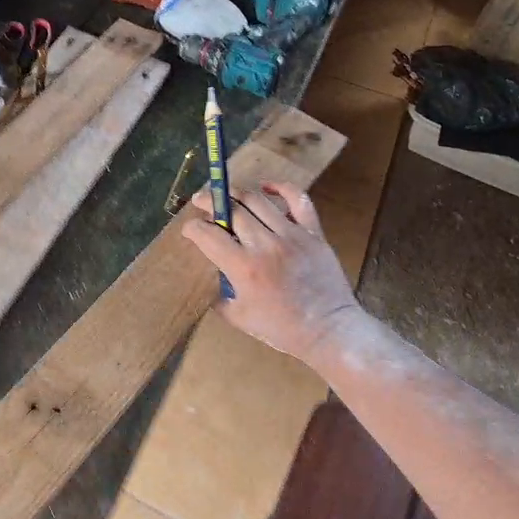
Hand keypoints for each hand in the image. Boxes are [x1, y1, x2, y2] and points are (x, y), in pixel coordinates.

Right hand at [180, 183, 363, 360]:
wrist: (329, 331)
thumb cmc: (282, 329)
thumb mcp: (238, 317)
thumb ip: (218, 296)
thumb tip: (210, 279)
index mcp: (243, 267)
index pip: (207, 234)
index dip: (192, 228)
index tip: (189, 229)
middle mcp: (264, 244)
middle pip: (230, 210)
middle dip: (208, 202)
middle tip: (200, 202)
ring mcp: (291, 235)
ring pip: (257, 200)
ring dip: (236, 193)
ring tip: (226, 193)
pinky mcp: (313, 233)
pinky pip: (298, 200)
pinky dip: (281, 188)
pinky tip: (267, 187)